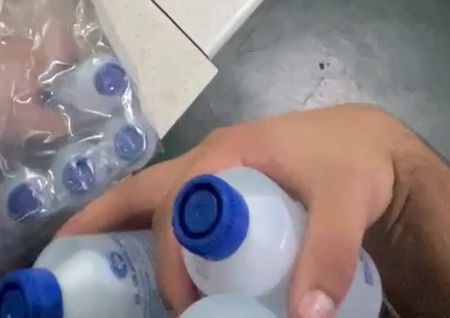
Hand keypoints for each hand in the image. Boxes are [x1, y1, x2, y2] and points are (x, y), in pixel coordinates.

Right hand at [58, 105, 414, 317]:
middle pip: (144, 193)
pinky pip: (178, 209)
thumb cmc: (350, 164)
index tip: (182, 310)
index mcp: (225, 154)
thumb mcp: (344, 203)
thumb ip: (327, 253)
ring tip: (96, 273)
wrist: (372, 147)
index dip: (167, 259)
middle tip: (76, 274)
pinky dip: (154, 233)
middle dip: (103, 225)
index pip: (173, 205)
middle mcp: (210, 160)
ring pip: (155, 199)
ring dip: (122, 228)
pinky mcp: (229, 187)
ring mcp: (217, 172)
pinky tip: (154, 267)